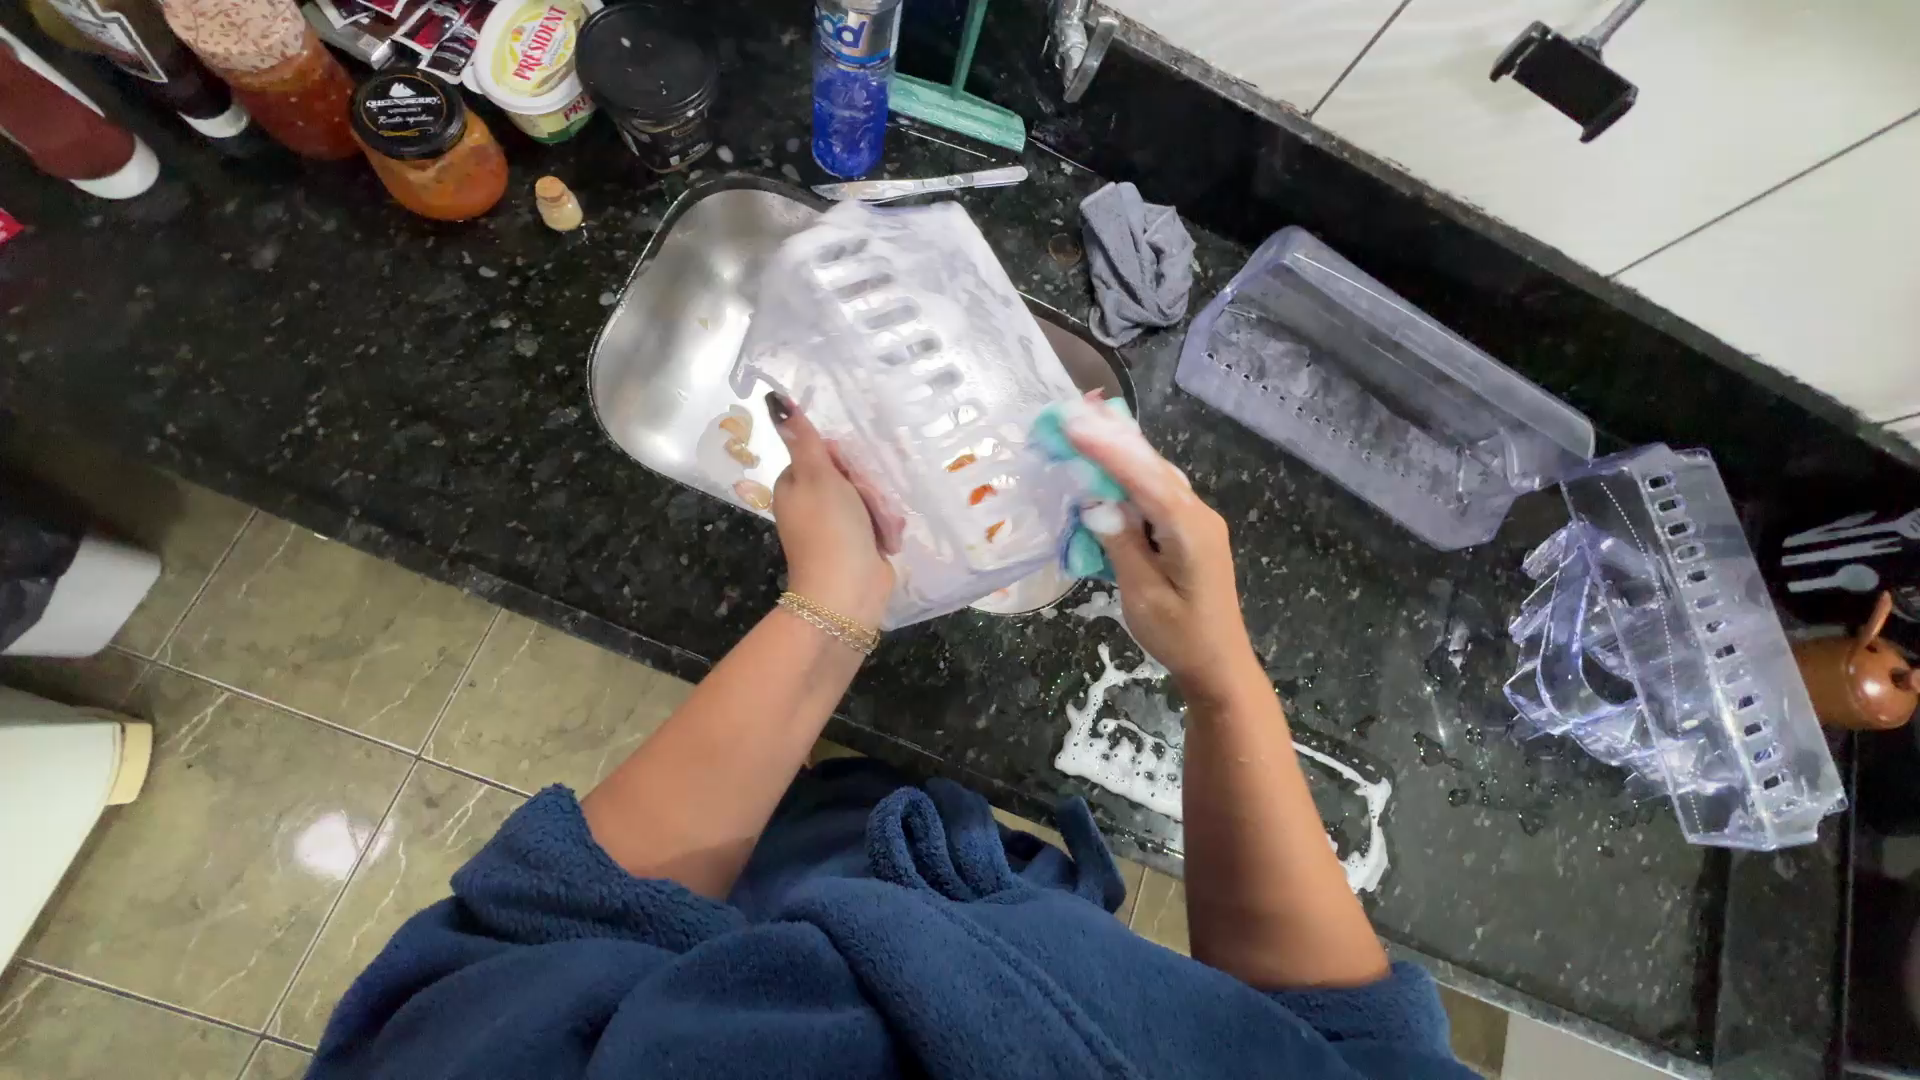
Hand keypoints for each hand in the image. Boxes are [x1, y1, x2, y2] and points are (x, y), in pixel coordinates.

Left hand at [767, 392, 899, 627]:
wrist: (846, 591)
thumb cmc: (830, 529)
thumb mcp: (817, 476)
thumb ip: (802, 438)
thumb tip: (773, 398)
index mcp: (794, 484)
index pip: (827, 452)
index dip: (847, 458)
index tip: (856, 472)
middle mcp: (813, 503)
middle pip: (852, 474)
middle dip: (870, 487)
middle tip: (870, 502)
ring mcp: (836, 525)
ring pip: (870, 497)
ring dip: (882, 509)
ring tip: (883, 525)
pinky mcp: (858, 543)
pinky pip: (879, 521)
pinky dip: (886, 528)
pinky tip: (888, 538)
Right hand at [1064, 404, 1262, 704]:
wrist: (1218, 664)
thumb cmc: (1180, 636)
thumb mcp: (1143, 594)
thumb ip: (1121, 543)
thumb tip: (1097, 503)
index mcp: (1189, 528)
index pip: (1144, 478)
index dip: (1107, 449)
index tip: (1074, 425)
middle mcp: (1197, 514)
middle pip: (1152, 467)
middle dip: (1113, 436)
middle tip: (1076, 409)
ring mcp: (1195, 521)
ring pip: (1155, 476)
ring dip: (1121, 451)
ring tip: (1088, 424)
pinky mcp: (1188, 531)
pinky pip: (1157, 494)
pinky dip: (1130, 476)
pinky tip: (1111, 463)